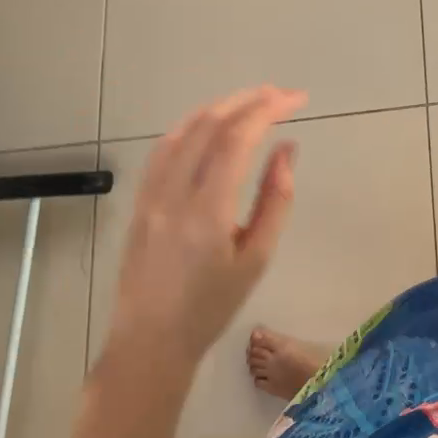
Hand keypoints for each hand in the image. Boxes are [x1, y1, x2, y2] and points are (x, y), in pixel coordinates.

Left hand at [104, 86, 306, 371]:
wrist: (150, 343)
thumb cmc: (211, 306)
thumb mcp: (257, 258)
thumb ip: (275, 199)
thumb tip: (287, 148)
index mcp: (207, 211)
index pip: (238, 139)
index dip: (269, 109)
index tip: (298, 99)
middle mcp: (174, 194)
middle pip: (209, 125)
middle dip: (248, 101)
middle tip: (281, 94)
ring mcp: (150, 195)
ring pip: (183, 130)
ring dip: (220, 107)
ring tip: (251, 100)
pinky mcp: (139, 201)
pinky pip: (163, 148)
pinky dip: (191, 125)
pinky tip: (209, 123)